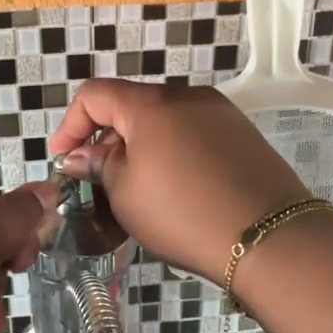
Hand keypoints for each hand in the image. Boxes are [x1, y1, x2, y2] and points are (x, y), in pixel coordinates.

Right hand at [48, 79, 310, 281]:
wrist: (268, 237)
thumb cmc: (183, 214)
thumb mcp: (126, 194)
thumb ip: (100, 164)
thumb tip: (83, 154)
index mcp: (151, 103)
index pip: (95, 95)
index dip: (71, 124)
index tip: (64, 159)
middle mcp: (187, 95)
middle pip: (132, 104)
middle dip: (107, 136)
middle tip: (98, 176)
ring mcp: (220, 112)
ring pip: (165, 120)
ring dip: (141, 145)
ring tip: (137, 186)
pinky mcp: (243, 134)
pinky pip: (193, 133)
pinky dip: (173, 151)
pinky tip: (176, 187)